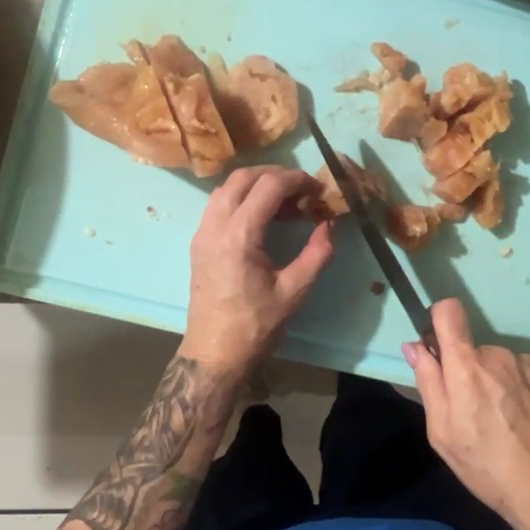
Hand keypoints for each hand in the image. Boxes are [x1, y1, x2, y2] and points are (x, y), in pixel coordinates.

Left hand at [182, 166, 334, 371]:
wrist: (215, 354)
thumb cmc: (256, 326)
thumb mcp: (295, 291)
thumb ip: (317, 253)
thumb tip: (330, 223)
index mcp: (239, 236)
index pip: (268, 186)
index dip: (296, 179)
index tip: (317, 188)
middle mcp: (215, 226)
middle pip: (242, 177)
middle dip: (274, 174)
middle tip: (302, 188)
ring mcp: (202, 233)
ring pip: (226, 187)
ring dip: (255, 184)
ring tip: (284, 201)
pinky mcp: (198, 243)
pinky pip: (218, 204)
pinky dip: (241, 198)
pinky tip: (263, 217)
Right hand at [406, 299, 529, 529]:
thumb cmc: (485, 466)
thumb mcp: (441, 432)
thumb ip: (428, 382)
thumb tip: (414, 347)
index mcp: (466, 365)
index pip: (448, 312)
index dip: (439, 321)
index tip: (438, 347)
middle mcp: (498, 355)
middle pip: (473, 349)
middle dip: (467, 371)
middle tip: (471, 413)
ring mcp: (528, 366)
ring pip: (499, 364)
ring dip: (495, 382)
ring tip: (502, 423)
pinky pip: (523, 374)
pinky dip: (518, 390)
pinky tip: (522, 422)